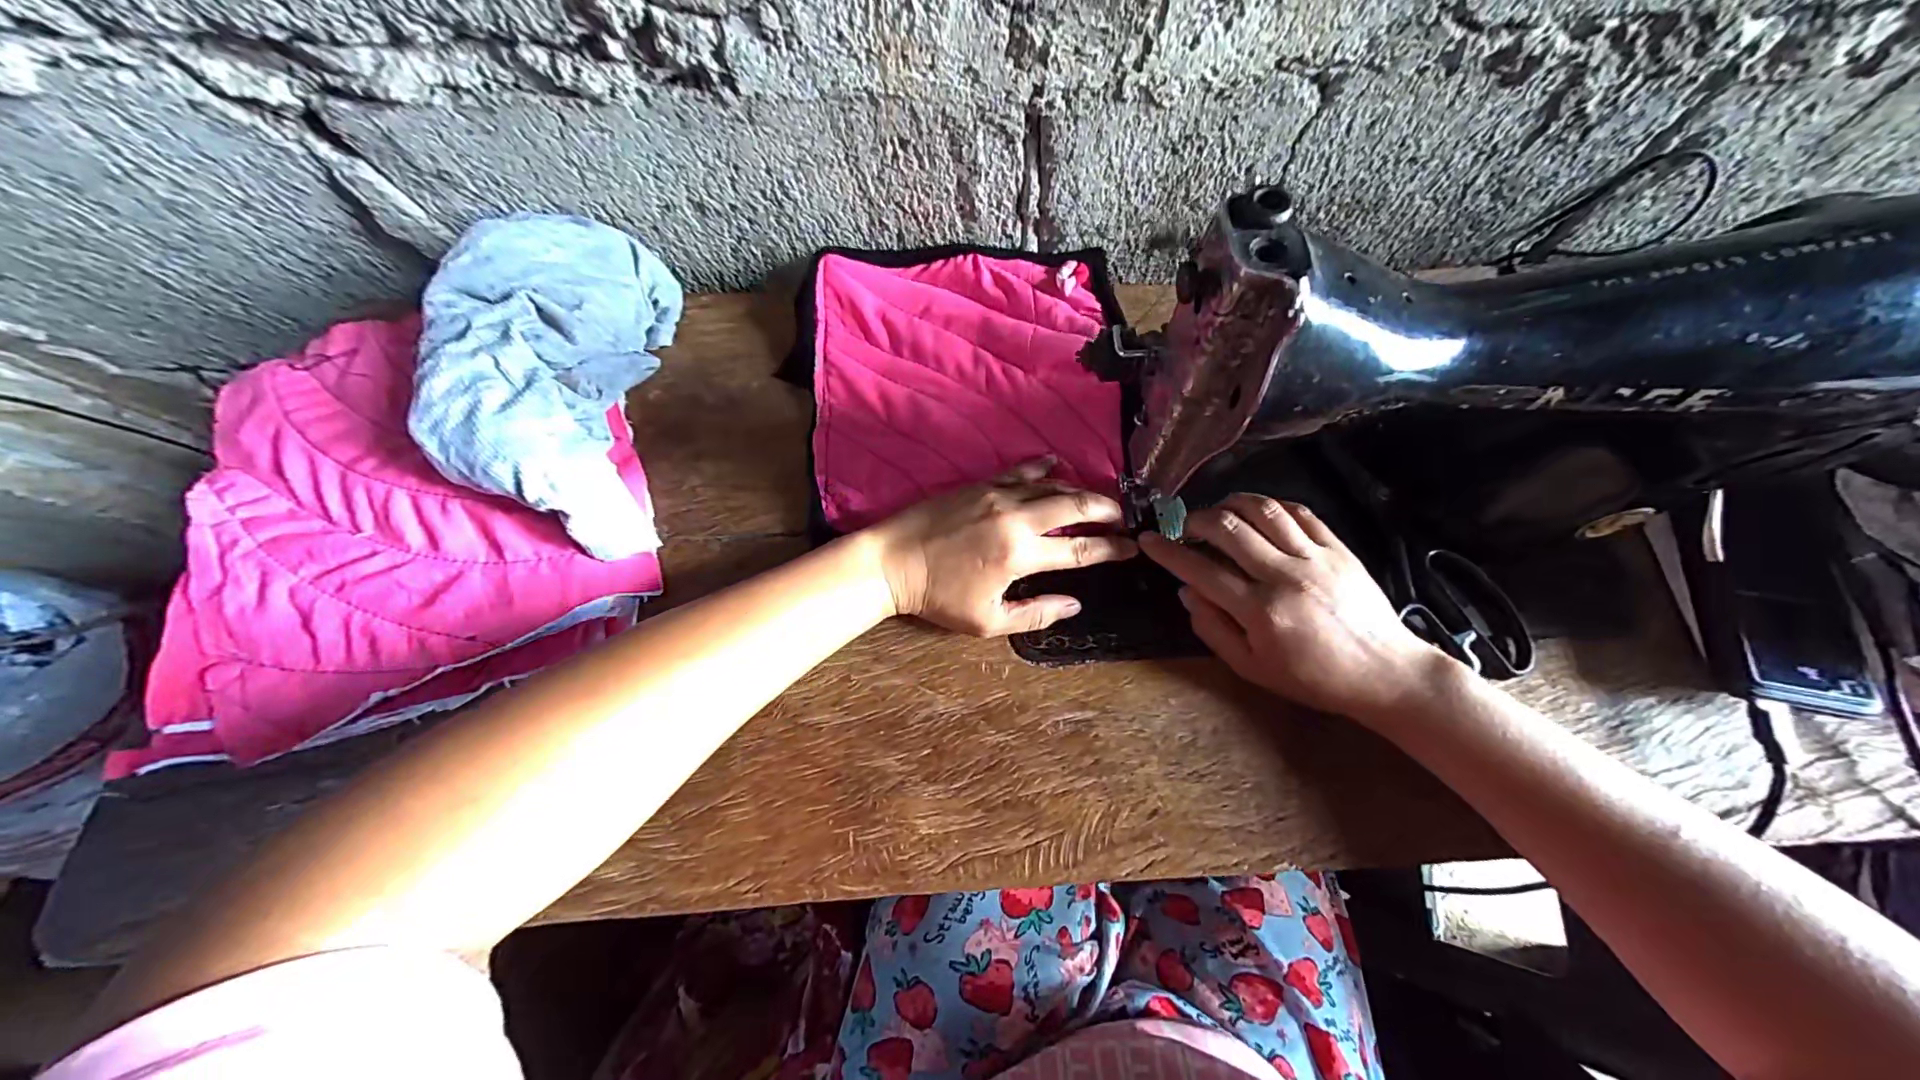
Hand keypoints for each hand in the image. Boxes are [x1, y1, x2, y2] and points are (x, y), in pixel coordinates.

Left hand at [870, 459, 1138, 634]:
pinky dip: (1042, 467)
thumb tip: (1074, 605)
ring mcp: (997, 496)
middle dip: (1105, 510)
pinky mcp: (979, 485)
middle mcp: (1015, 519)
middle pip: (1075, 506)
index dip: (1111, 549)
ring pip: (1051, 485)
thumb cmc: (938, 597)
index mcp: (1020, 556)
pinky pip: (1019, 471)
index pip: (1080, 550)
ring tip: (1098, 498)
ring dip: (1079, 490)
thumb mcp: (988, 621)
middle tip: (1122, 516)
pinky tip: (1056, 463)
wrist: (892, 563)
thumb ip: (1035, 613)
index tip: (1131, 548)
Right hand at [1140, 493, 1456, 723]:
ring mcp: (1315, 558)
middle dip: (1196, 520)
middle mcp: (1284, 576)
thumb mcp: (1252, 668)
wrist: (1385, 673)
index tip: (1149, 540)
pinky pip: (1299, 512)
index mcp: (1259, 611)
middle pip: (1228, 528)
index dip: (1168, 552)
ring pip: (1263, 510)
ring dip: (1231, 503)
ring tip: (1218, 512)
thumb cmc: (1312, 678)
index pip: (1200, 569)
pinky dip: (1270, 505)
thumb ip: (1213, 629)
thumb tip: (1187, 591)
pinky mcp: (1339, 548)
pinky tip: (1257, 513)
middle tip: (1186, 528)